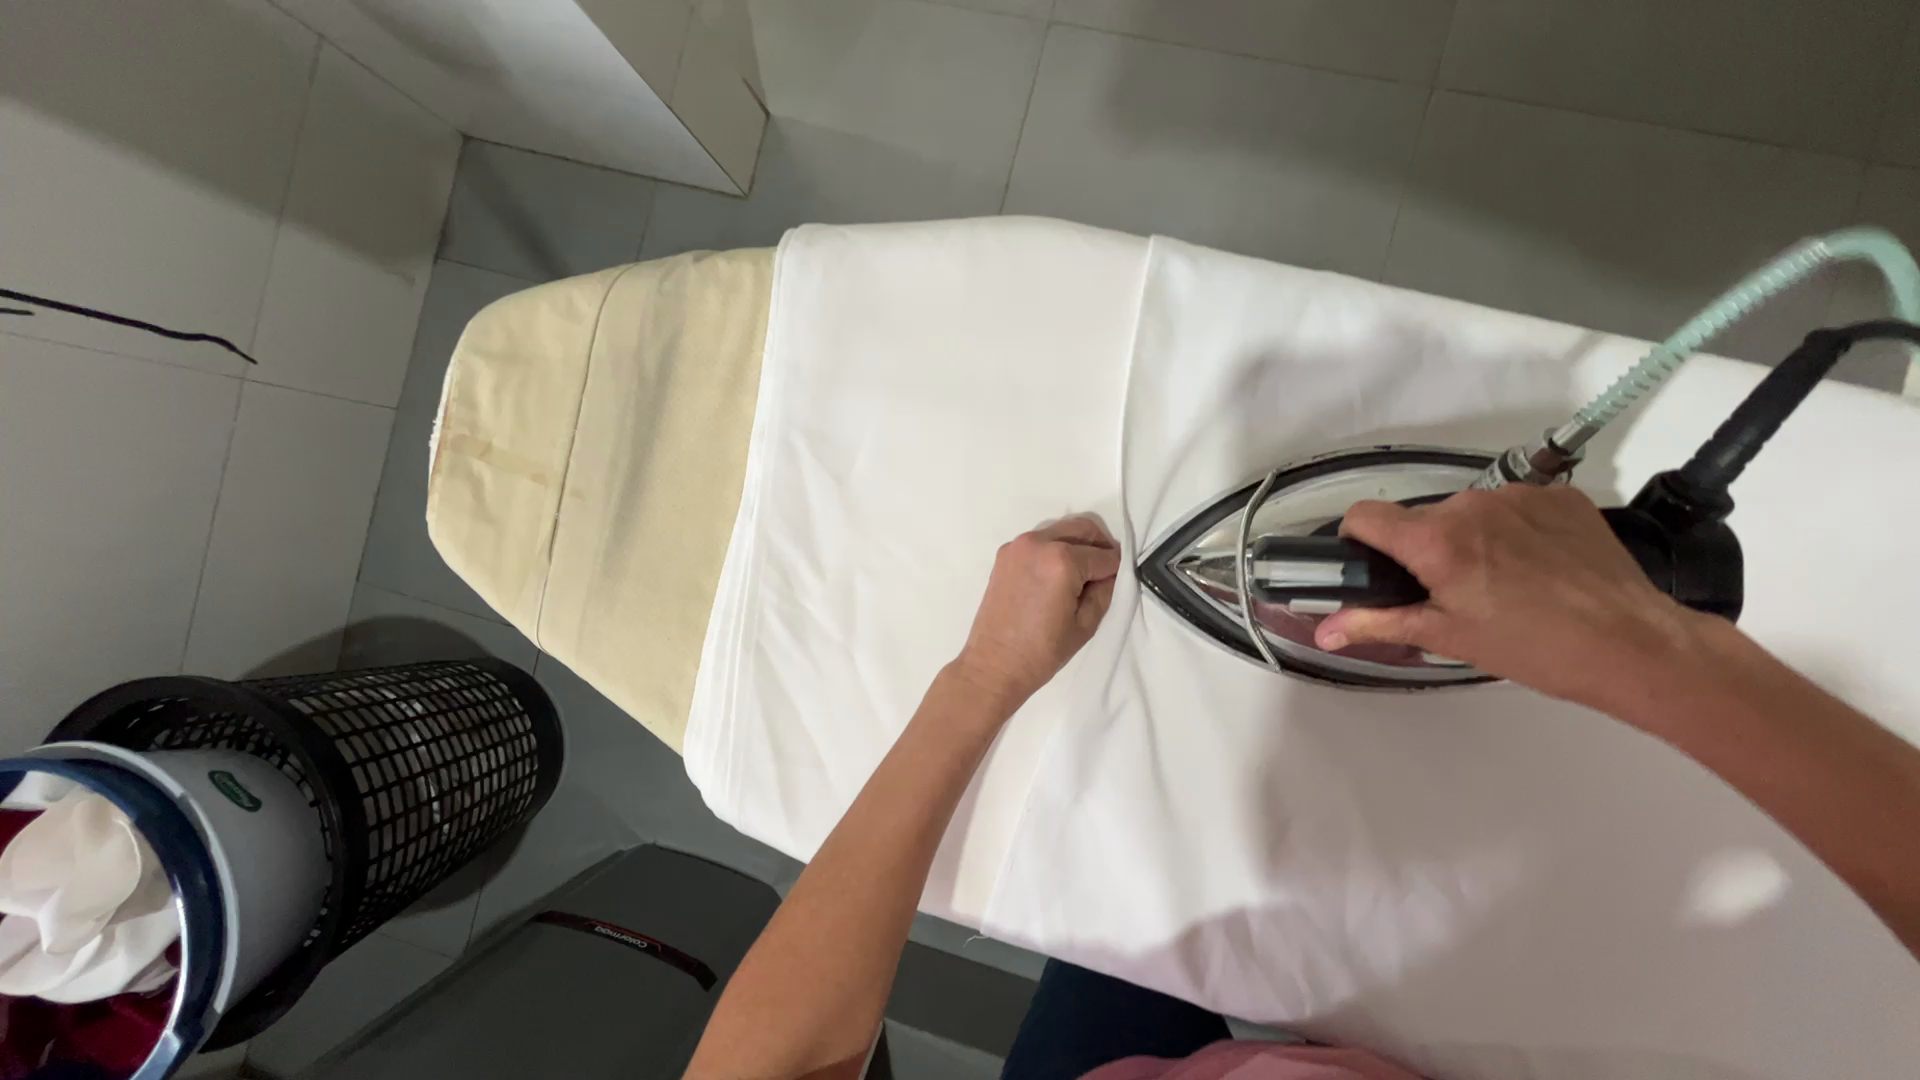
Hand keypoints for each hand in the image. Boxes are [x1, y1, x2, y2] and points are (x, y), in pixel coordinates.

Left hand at [954, 515, 1121, 709]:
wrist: (994, 664)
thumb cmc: (1042, 651)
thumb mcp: (1085, 624)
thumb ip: (1104, 590)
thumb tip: (1108, 573)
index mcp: (1061, 560)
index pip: (1103, 555)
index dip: (1115, 570)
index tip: (1116, 581)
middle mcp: (1038, 543)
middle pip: (1082, 529)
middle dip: (1099, 545)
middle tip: (1106, 569)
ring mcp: (1017, 546)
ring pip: (1060, 531)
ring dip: (1076, 545)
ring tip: (1081, 575)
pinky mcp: (1005, 555)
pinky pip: (1039, 541)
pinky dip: (1054, 549)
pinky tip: (1056, 577)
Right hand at [1313, 485, 1708, 708]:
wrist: (1636, 645)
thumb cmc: (1533, 647)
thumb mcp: (1445, 637)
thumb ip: (1376, 624)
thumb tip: (1323, 632)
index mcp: (1435, 538)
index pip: (1364, 515)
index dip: (1357, 539)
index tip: (1374, 566)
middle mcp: (1470, 504)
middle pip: (1417, 517)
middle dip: (1419, 548)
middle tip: (1447, 591)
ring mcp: (1519, 495)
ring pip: (1465, 511)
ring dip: (1466, 537)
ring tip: (1498, 580)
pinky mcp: (1560, 496)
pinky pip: (1512, 505)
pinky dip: (1510, 529)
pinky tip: (1534, 565)